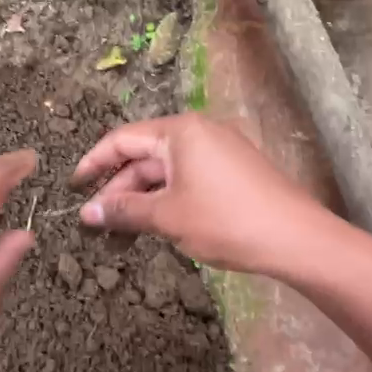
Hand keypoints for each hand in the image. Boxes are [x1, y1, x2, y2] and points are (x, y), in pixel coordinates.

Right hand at [71, 114, 345, 276]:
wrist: (298, 240)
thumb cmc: (226, 221)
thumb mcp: (168, 217)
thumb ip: (123, 211)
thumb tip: (86, 213)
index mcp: (179, 131)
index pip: (122, 139)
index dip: (93, 163)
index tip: (73, 187)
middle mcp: (198, 132)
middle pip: (143, 156)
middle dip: (117, 188)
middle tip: (95, 221)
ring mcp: (218, 151)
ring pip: (164, 171)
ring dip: (140, 198)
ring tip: (120, 231)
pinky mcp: (232, 172)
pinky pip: (185, 178)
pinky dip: (164, 199)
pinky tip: (154, 225)